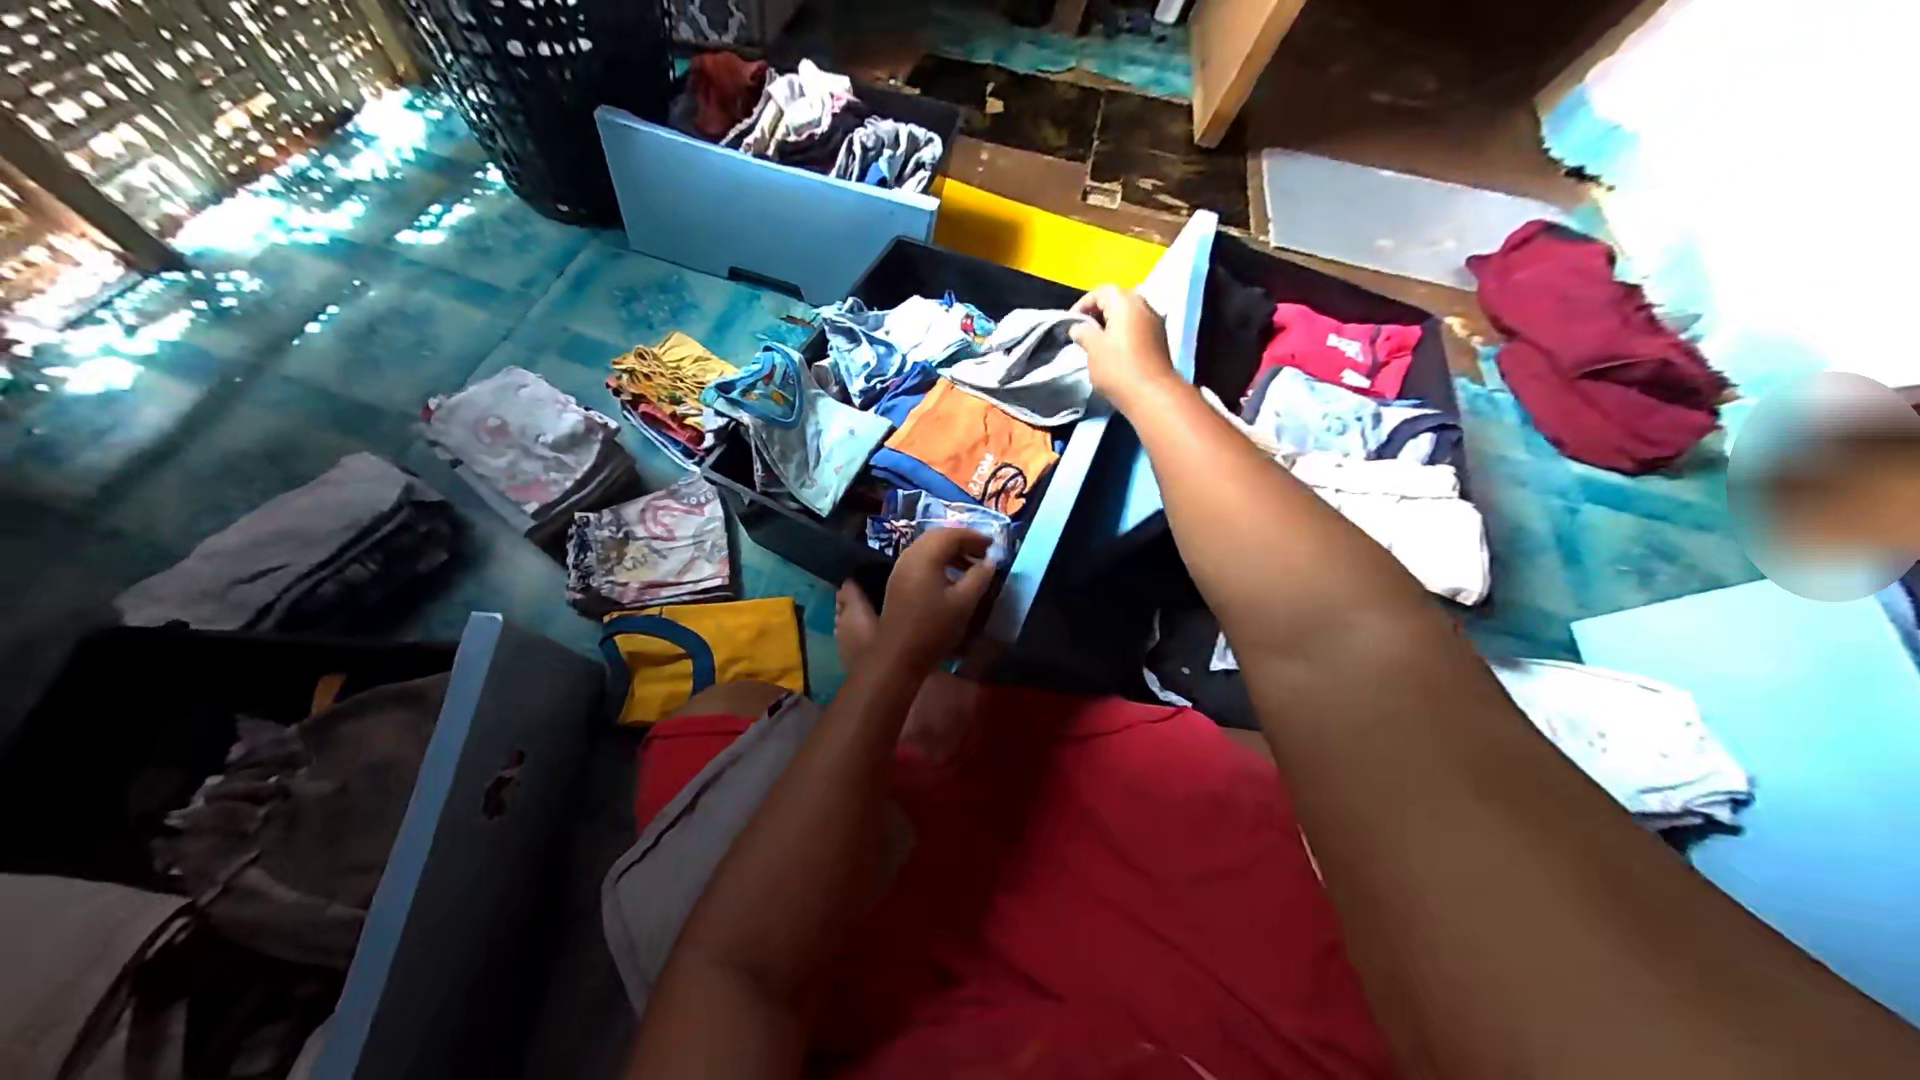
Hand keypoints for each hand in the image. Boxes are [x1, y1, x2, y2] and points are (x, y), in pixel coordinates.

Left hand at [873, 529, 996, 671]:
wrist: (898, 656)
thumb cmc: (933, 628)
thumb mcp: (964, 603)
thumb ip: (979, 577)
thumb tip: (990, 562)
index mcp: (925, 557)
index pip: (951, 535)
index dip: (974, 537)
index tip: (993, 545)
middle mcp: (909, 556)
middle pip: (937, 537)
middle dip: (962, 541)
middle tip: (983, 552)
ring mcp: (900, 569)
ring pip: (928, 548)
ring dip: (951, 552)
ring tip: (971, 566)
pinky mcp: (898, 582)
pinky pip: (921, 560)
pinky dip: (939, 561)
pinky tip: (952, 578)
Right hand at [1070, 285, 1178, 412]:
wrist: (1153, 394)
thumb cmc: (1118, 369)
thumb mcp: (1094, 350)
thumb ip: (1084, 333)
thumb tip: (1078, 327)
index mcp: (1126, 303)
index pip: (1102, 291)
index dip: (1083, 303)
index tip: (1071, 321)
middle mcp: (1144, 306)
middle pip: (1118, 299)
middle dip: (1098, 311)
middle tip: (1083, 328)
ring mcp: (1155, 322)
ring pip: (1129, 313)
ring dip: (1111, 322)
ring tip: (1096, 340)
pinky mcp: (1160, 339)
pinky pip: (1137, 326)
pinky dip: (1123, 331)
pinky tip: (1114, 349)